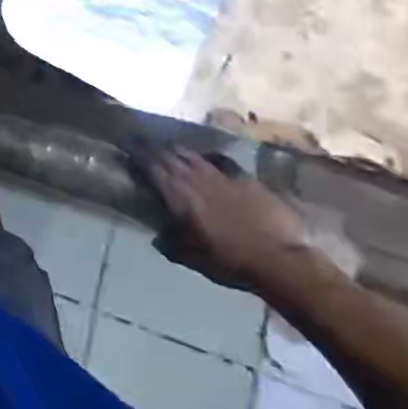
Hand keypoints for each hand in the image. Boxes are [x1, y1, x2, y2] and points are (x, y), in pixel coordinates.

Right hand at [145, 149, 317, 292]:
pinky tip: (210, 162)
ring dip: (178, 151)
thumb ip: (169, 243)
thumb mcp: (191, 257)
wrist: (280, 261)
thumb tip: (157, 236)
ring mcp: (221, 174)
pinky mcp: (245, 177)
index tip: (126, 146)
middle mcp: (194, 176)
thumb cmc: (230, 261)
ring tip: (172, 152)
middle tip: (144, 146)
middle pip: (168, 153)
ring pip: (192, 153)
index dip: (136, 152)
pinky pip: (220, 160)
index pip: (149, 163)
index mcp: (177, 193)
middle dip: (153, 147)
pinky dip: (209, 159)